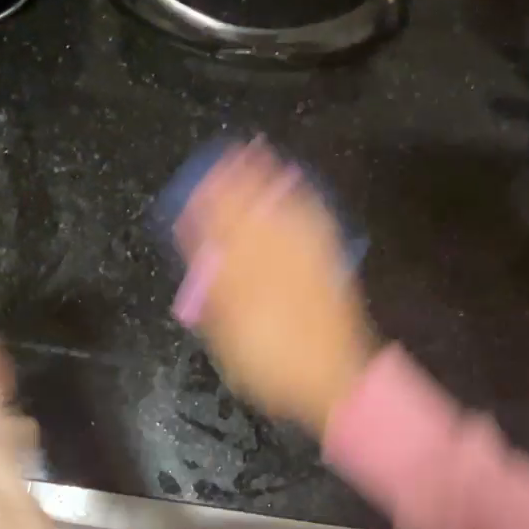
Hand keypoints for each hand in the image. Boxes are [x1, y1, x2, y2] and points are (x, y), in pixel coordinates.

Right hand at [177, 142, 378, 433]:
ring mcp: (305, 255)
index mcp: (245, 274)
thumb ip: (214, 289)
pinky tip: (292, 183)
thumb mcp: (228, 334)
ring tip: (255, 152)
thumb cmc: (271, 362)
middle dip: (237, 180)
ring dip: (267, 178)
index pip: (221, 228)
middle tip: (226, 153)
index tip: (197, 183)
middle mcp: (275, 256)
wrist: (332, 376)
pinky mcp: (326, 258)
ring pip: (281, 207)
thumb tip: (201, 252)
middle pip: (251, 209)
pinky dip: (299, 197)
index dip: (208, 203)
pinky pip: (311, 218)